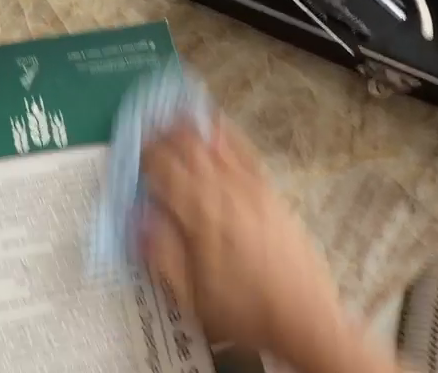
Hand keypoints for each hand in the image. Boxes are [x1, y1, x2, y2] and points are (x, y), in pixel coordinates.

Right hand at [140, 121, 396, 372]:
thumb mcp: (191, 294)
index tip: (133, 153)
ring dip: (190, 127)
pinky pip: (243, 150)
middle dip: (163, 134)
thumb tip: (138, 217)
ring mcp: (249, 186)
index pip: (162, 167)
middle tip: (149, 129)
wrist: (303, 319)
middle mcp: (222, 190)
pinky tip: (217, 124)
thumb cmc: (244, 310)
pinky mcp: (269, 189)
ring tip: (174, 116)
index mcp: (198, 213)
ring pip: (213, 143)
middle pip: (186, 147)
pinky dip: (226, 132)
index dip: (143, 155)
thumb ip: (161, 252)